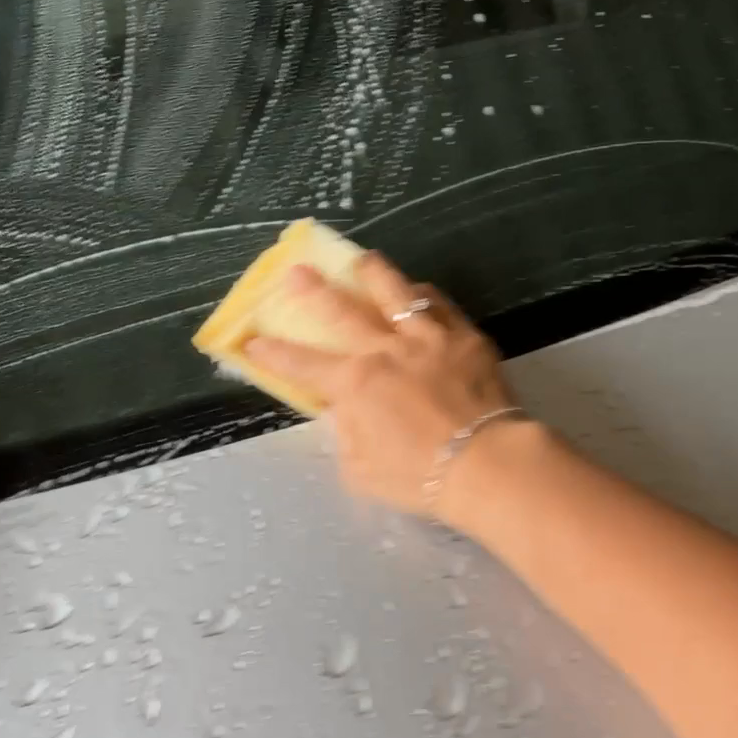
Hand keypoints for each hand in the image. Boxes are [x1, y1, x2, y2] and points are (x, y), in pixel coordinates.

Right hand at [244, 254, 525, 521]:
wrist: (485, 462)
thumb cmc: (419, 476)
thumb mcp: (362, 469)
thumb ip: (348, 433)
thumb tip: (344, 409)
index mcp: (355, 383)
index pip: (303, 363)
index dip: (273, 352)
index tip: (252, 339)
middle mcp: (386, 349)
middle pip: (343, 310)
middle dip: (313, 291)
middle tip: (296, 270)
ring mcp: (428, 337)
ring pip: (395, 292)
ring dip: (373, 273)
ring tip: (362, 260)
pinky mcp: (465, 336)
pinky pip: (440, 304)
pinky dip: (423, 295)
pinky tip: (418, 291)